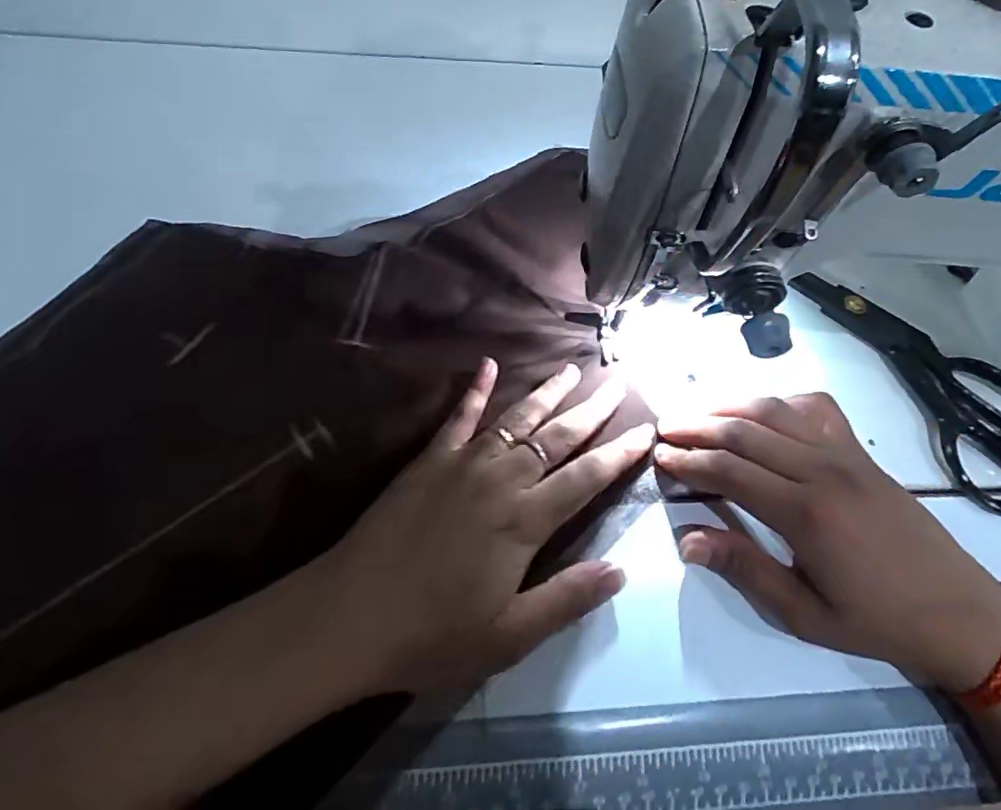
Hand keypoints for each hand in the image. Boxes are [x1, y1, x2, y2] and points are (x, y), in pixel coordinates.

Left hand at [314, 359, 655, 693]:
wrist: (354, 613)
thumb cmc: (434, 633)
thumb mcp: (510, 636)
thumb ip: (566, 599)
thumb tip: (620, 570)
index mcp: (524, 522)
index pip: (585, 479)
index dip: (618, 454)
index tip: (646, 429)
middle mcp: (498, 481)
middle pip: (555, 438)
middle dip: (591, 409)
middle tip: (618, 381)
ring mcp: (460, 465)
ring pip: (514, 420)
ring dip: (546, 393)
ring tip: (571, 368)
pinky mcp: (427, 461)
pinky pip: (457, 417)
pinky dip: (475, 390)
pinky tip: (488, 364)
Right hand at [653, 393, 1000, 693]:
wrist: (964, 616)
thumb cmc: (878, 621)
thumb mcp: (805, 613)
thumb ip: (744, 569)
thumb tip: (687, 539)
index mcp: (805, 513)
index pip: (728, 469)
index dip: (687, 461)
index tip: (659, 458)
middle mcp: (822, 471)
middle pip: (743, 431)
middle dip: (695, 427)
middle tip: (664, 432)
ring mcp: (845, 455)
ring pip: (773, 410)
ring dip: (727, 406)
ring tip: (696, 415)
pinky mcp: (861, 452)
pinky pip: (814, 408)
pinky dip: (779, 402)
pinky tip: (761, 414)